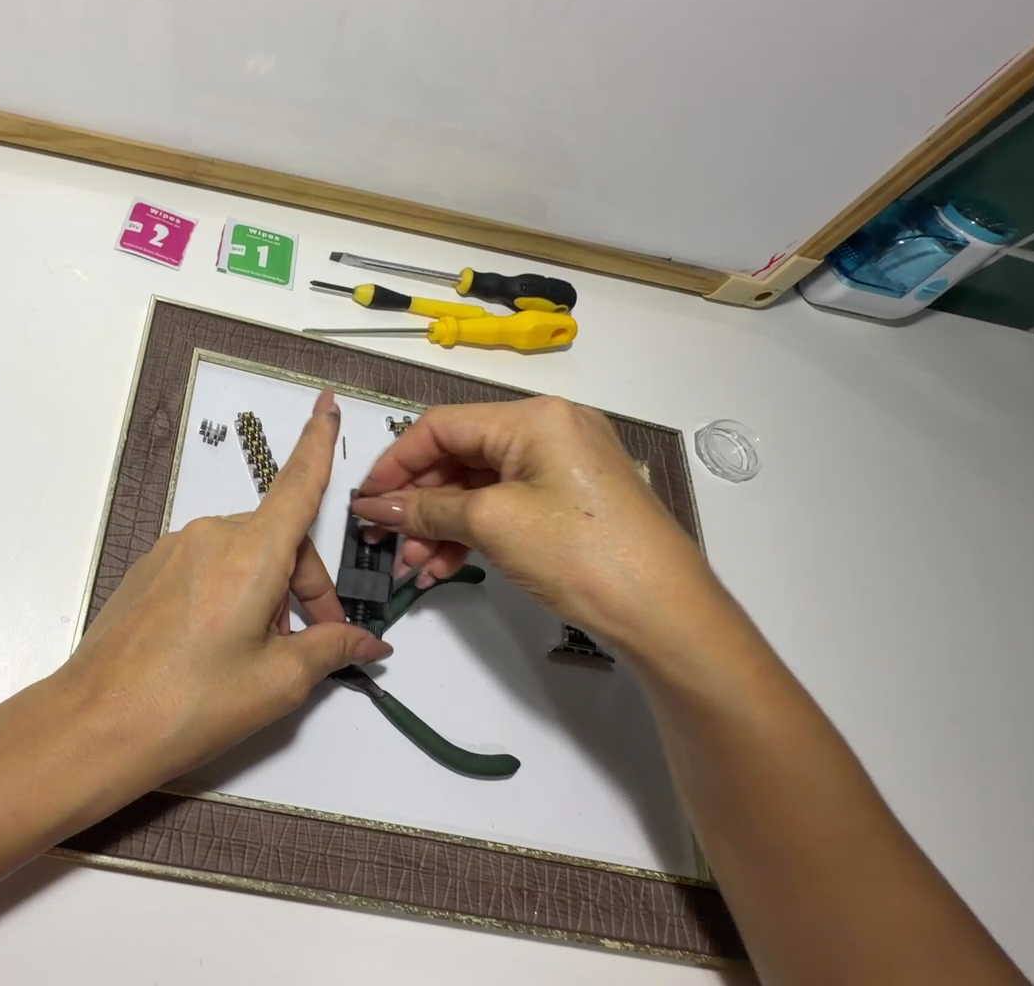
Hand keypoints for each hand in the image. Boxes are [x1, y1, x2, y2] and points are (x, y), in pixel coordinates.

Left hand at [60, 389, 392, 783]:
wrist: (97, 722)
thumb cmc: (192, 702)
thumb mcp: (278, 680)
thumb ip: (330, 648)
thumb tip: (366, 640)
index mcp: (250, 551)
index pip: (298, 485)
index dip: (319, 444)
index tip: (328, 404)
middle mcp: (211, 536)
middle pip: (278, 539)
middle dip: (304, 584)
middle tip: (312, 641)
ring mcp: (174, 549)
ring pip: (243, 554)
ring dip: (266, 591)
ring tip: (260, 653)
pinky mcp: (150, 568)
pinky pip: (208, 566)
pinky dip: (230, 592)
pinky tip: (221, 644)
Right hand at [351, 397, 721, 653]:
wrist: (668, 617)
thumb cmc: (580, 554)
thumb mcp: (491, 524)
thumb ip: (425, 509)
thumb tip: (373, 506)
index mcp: (533, 417)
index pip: (441, 426)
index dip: (395, 462)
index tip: (365, 501)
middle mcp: (548, 430)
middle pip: (458, 457)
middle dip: (418, 503)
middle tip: (388, 542)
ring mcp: (560, 467)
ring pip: (477, 487)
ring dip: (440, 525)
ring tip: (416, 566)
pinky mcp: (567, 501)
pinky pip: (502, 507)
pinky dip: (470, 533)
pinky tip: (445, 567)